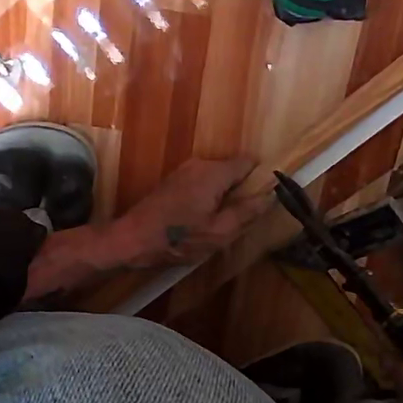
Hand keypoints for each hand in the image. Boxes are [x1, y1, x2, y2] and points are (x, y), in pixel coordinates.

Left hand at [23, 157, 262, 299]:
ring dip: (223, 198)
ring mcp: (185, 171)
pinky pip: (203, 184)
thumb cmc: (178, 238)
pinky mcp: (174, 182)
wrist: (132, 240)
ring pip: (218, 179)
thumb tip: (270, 196)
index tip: (261, 202)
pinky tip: (201, 222)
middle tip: (240, 220)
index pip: (249, 162)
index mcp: (214, 172)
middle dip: (241, 192)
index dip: (260, 180)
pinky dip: (208, 199)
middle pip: (233, 171)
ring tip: (219, 224)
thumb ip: (247, 212)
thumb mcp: (219, 232)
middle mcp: (200, 164)